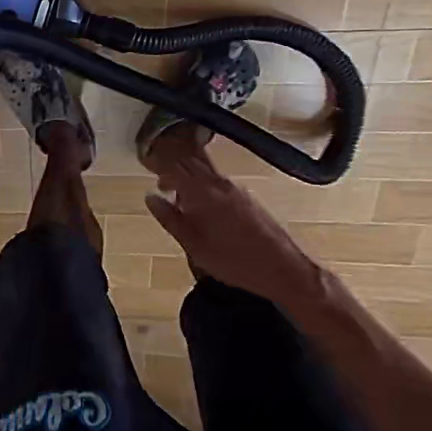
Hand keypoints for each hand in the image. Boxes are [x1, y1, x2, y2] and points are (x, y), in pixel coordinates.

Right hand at [144, 156, 324, 309]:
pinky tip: (205, 211)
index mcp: (204, 192)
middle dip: (175, 170)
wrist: (280, 267)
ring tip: (181, 202)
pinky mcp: (247, 197)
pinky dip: (205, 188)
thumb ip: (171, 219)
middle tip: (163, 186)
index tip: (152, 178)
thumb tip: (150, 198)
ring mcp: (236, 189)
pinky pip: (219, 183)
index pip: (176, 167)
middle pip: (192, 163)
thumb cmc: (233, 261)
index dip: (161, 169)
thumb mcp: (194, 246)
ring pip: (206, 173)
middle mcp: (220, 183)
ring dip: (190, 180)